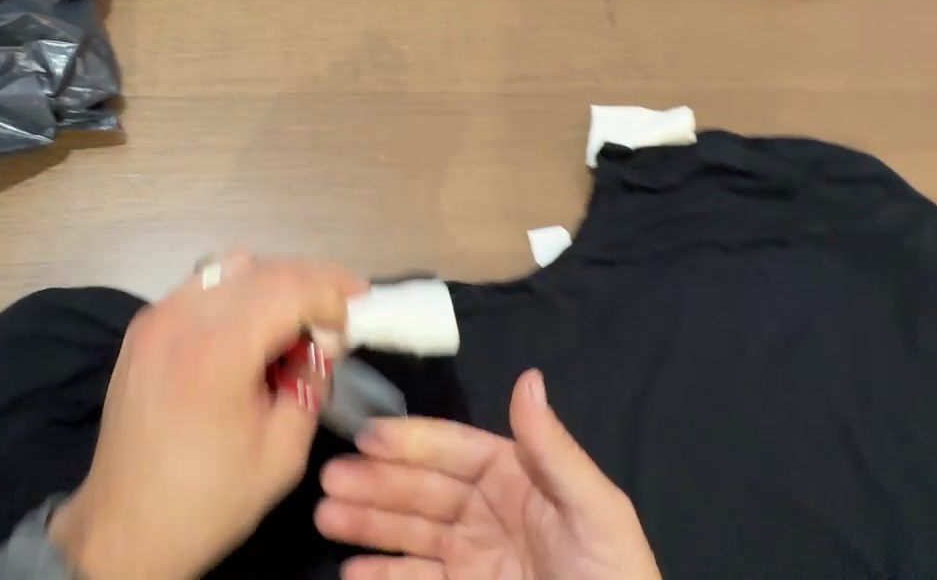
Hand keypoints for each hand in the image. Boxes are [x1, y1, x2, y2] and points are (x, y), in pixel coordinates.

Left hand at [50, 256, 366, 579]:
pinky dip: (238, 292)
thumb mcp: (284, 452)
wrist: (123, 529)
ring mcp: (157, 315)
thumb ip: (312, 382)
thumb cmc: (209, 499)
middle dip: (310, 284)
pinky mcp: (144, 325)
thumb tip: (323, 340)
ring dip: (274, 283)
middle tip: (339, 312)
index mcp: (218, 349)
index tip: (360, 310)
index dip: (333, 292)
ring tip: (296, 319)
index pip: (291, 287)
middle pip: (264, 269)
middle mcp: (183, 317)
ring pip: (232, 267)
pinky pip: (203, 285)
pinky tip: (251, 328)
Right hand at [315, 369, 661, 579]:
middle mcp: (488, 512)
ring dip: (367, 523)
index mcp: (517, 478)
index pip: (454, 450)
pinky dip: (381, 573)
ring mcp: (474, 559)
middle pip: (422, 490)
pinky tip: (352, 570)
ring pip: (410, 533)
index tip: (368, 436)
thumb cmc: (611, 578)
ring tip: (326, 516)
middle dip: (375, 482)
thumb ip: (553, 450)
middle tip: (328, 479)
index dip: (412, 441)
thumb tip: (528, 375)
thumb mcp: (595, 512)